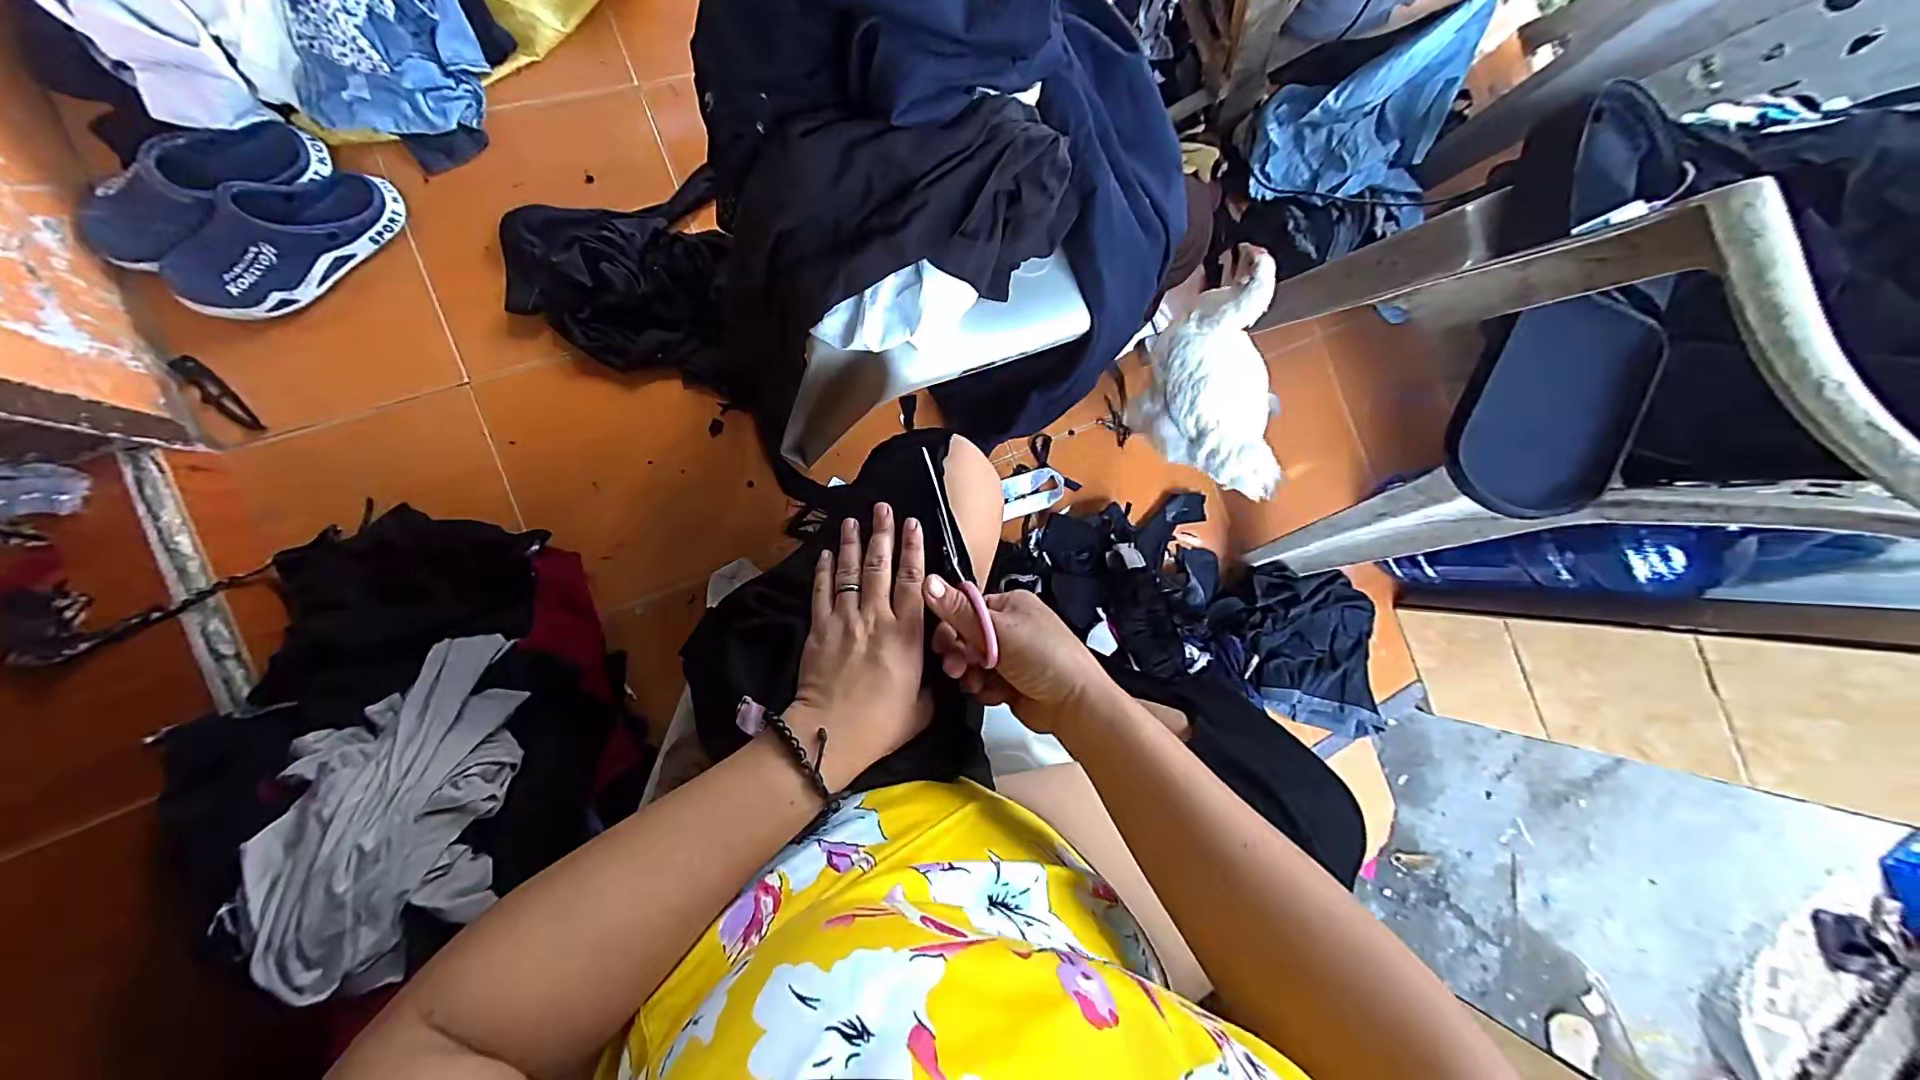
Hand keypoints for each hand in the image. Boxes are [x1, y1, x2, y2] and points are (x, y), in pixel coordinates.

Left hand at [787, 504, 930, 787]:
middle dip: (882, 534)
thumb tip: (937, 670)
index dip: (914, 549)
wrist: (833, 733)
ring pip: (849, 573)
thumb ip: (932, 682)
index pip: (913, 581)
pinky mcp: (819, 630)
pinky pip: (822, 592)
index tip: (913, 524)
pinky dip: (824, 571)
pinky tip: (826, 553)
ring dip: (851, 543)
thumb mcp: (923, 706)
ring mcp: (845, 621)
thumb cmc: (882, 724)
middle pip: (879, 567)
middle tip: (882, 508)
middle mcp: (876, 618)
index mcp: (906, 634)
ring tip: (853, 520)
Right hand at [921, 580, 1111, 732]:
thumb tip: (929, 583)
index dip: (952, 627)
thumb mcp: (998, 631)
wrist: (1075, 705)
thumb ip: (960, 611)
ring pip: (973, 663)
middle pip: (967, 638)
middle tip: (957, 667)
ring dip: (971, 674)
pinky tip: (996, 693)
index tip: (943, 643)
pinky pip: (983, 682)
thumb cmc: (1049, 659)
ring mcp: (1012, 656)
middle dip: (960, 655)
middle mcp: (1011, 628)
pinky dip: (985, 689)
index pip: (967, 609)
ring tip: (977, 682)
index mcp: (1010, 604)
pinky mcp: (1011, 681)